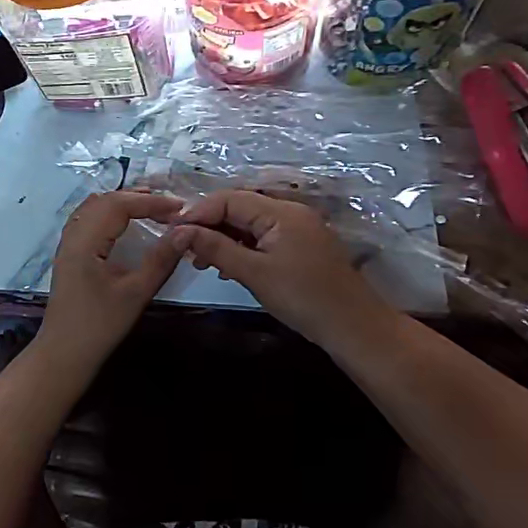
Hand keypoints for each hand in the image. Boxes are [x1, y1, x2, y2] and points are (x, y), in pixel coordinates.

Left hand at [37, 191, 185, 360]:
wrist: (64, 353)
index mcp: (85, 242)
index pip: (118, 205)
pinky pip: (88, 220)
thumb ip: (161, 259)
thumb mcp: (136, 293)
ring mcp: (67, 245)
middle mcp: (72, 236)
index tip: (179, 208)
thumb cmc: (100, 325)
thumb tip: (186, 230)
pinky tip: (125, 223)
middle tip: (170, 206)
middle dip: (137, 198)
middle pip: (104, 201)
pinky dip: (109, 214)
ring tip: (152, 208)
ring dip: (122, 203)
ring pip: (93, 208)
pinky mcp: (69, 255)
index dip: (150, 202)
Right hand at [171, 190, 401, 348]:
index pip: (228, 199)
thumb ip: (215, 248)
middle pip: (238, 208)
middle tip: (185, 249)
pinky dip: (240, 247)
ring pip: (248, 223)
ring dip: (222, 238)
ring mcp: (296, 228)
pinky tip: (226, 267)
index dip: (198, 213)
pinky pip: (261, 236)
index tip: (173, 232)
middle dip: (209, 225)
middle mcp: (289, 212)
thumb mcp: (253, 273)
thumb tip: (180, 231)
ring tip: (202, 261)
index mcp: (280, 212)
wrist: (354, 328)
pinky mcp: (299, 245)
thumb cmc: (304, 299)